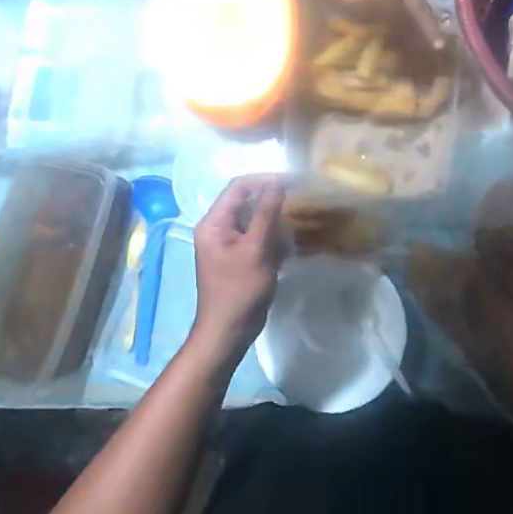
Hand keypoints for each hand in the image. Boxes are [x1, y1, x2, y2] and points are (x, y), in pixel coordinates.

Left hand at [190, 175, 285, 354]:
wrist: (228, 332)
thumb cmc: (239, 290)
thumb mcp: (255, 249)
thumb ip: (266, 214)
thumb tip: (277, 182)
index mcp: (213, 222)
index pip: (238, 187)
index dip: (264, 181)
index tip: (293, 183)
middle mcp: (217, 228)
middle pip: (246, 203)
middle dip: (272, 205)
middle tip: (299, 207)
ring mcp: (227, 244)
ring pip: (254, 221)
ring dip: (275, 225)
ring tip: (293, 233)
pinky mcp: (239, 258)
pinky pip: (257, 239)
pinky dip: (272, 241)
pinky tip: (287, 251)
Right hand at [308, 0, 444, 50]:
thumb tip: (404, 7)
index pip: (418, 12)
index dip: (429, 30)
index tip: (439, 46)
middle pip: (396, 23)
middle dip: (401, 31)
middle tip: (404, 36)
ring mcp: (362, 3)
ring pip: (375, 22)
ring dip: (378, 23)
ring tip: (372, 14)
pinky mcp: (344, 5)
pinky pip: (357, 15)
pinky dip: (360, 12)